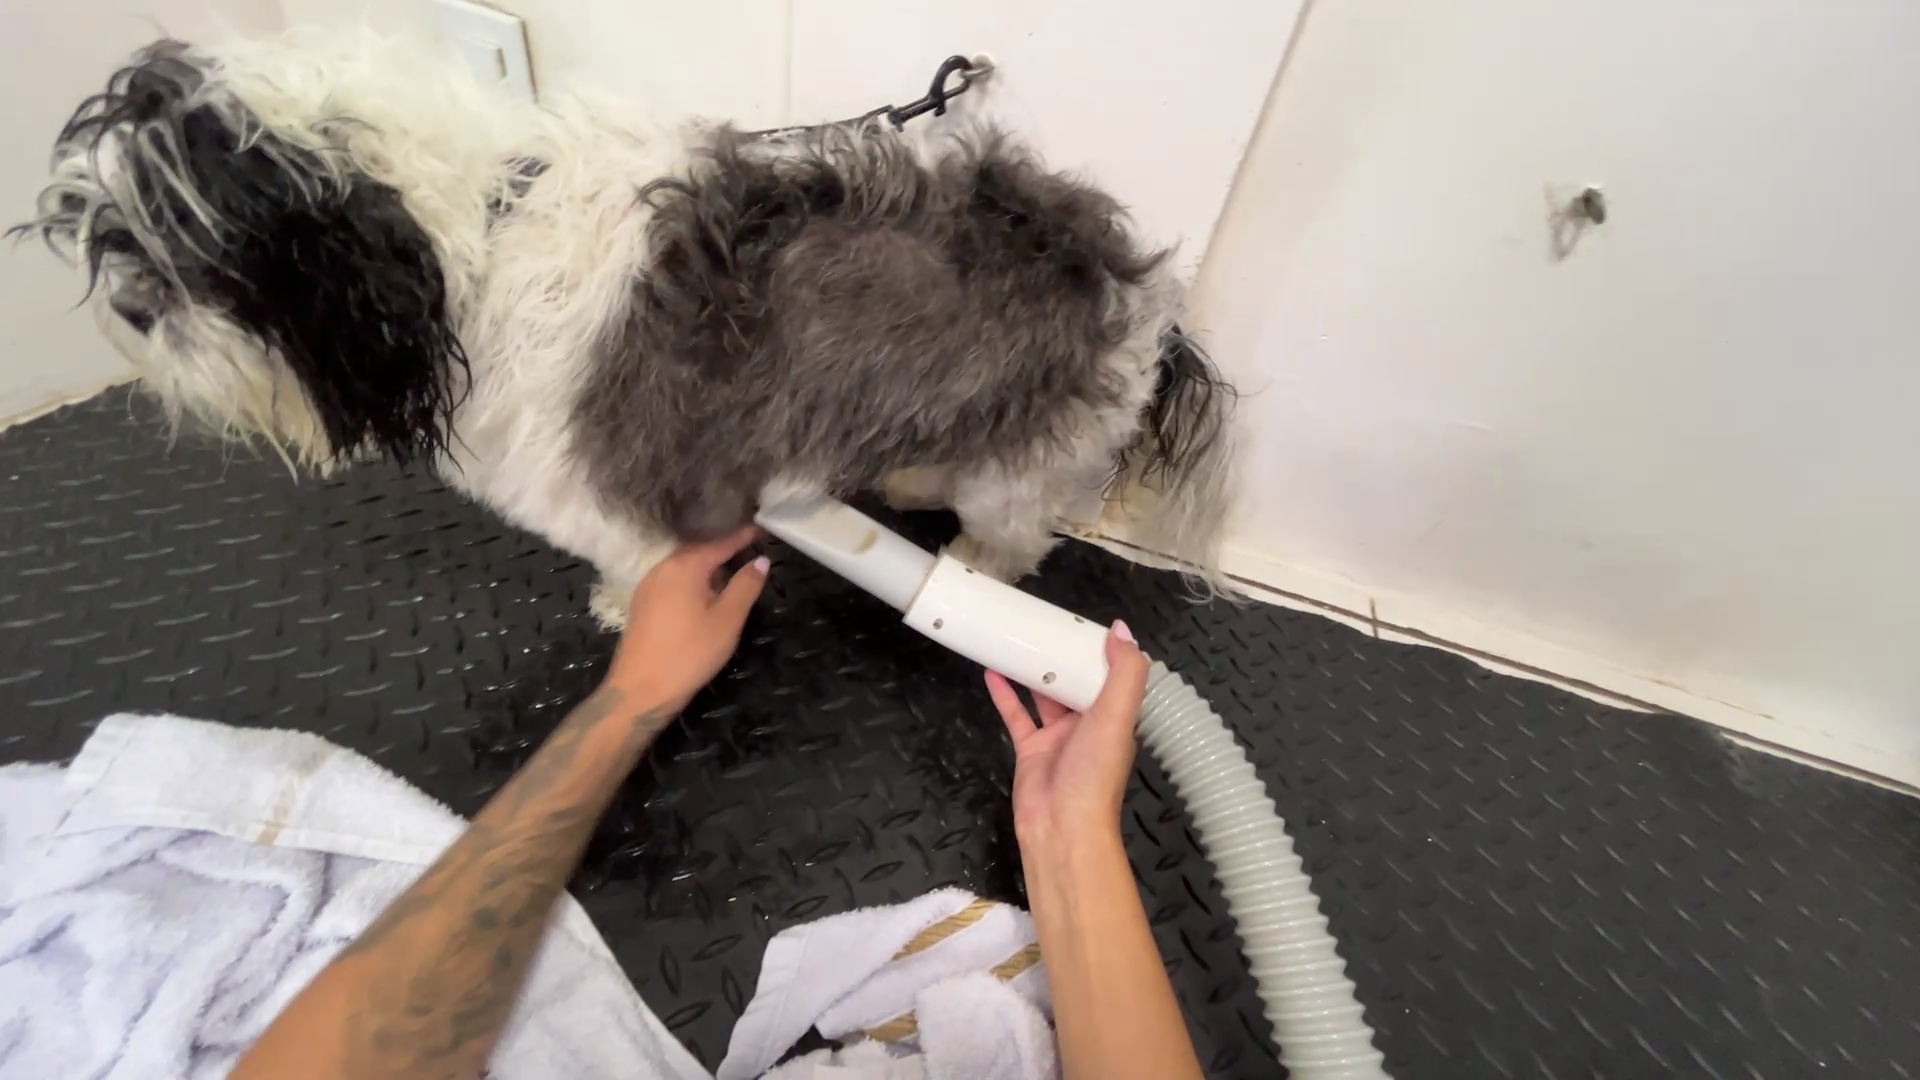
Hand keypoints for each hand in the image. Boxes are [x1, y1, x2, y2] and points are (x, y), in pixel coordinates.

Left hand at [603, 527, 768, 715]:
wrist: (641, 691)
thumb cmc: (690, 653)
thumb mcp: (728, 619)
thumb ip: (746, 585)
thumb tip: (761, 560)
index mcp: (685, 567)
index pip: (720, 543)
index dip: (742, 537)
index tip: (762, 529)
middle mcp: (663, 568)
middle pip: (699, 551)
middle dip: (723, 549)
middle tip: (749, 549)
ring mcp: (648, 586)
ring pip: (684, 567)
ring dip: (708, 566)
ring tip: (731, 571)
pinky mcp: (642, 604)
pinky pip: (673, 580)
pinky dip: (693, 580)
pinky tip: (704, 594)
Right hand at [984, 622, 1148, 842]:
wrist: (1062, 826)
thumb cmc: (1094, 770)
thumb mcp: (1117, 715)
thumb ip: (1124, 672)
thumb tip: (1120, 628)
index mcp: (1114, 716)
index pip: (1110, 675)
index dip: (1099, 650)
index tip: (1080, 622)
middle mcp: (1088, 724)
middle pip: (1074, 682)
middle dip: (1062, 657)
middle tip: (1042, 624)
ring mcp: (1057, 737)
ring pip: (1044, 695)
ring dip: (1032, 671)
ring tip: (1015, 641)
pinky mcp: (1030, 749)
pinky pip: (1016, 715)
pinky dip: (1005, 694)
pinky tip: (992, 671)